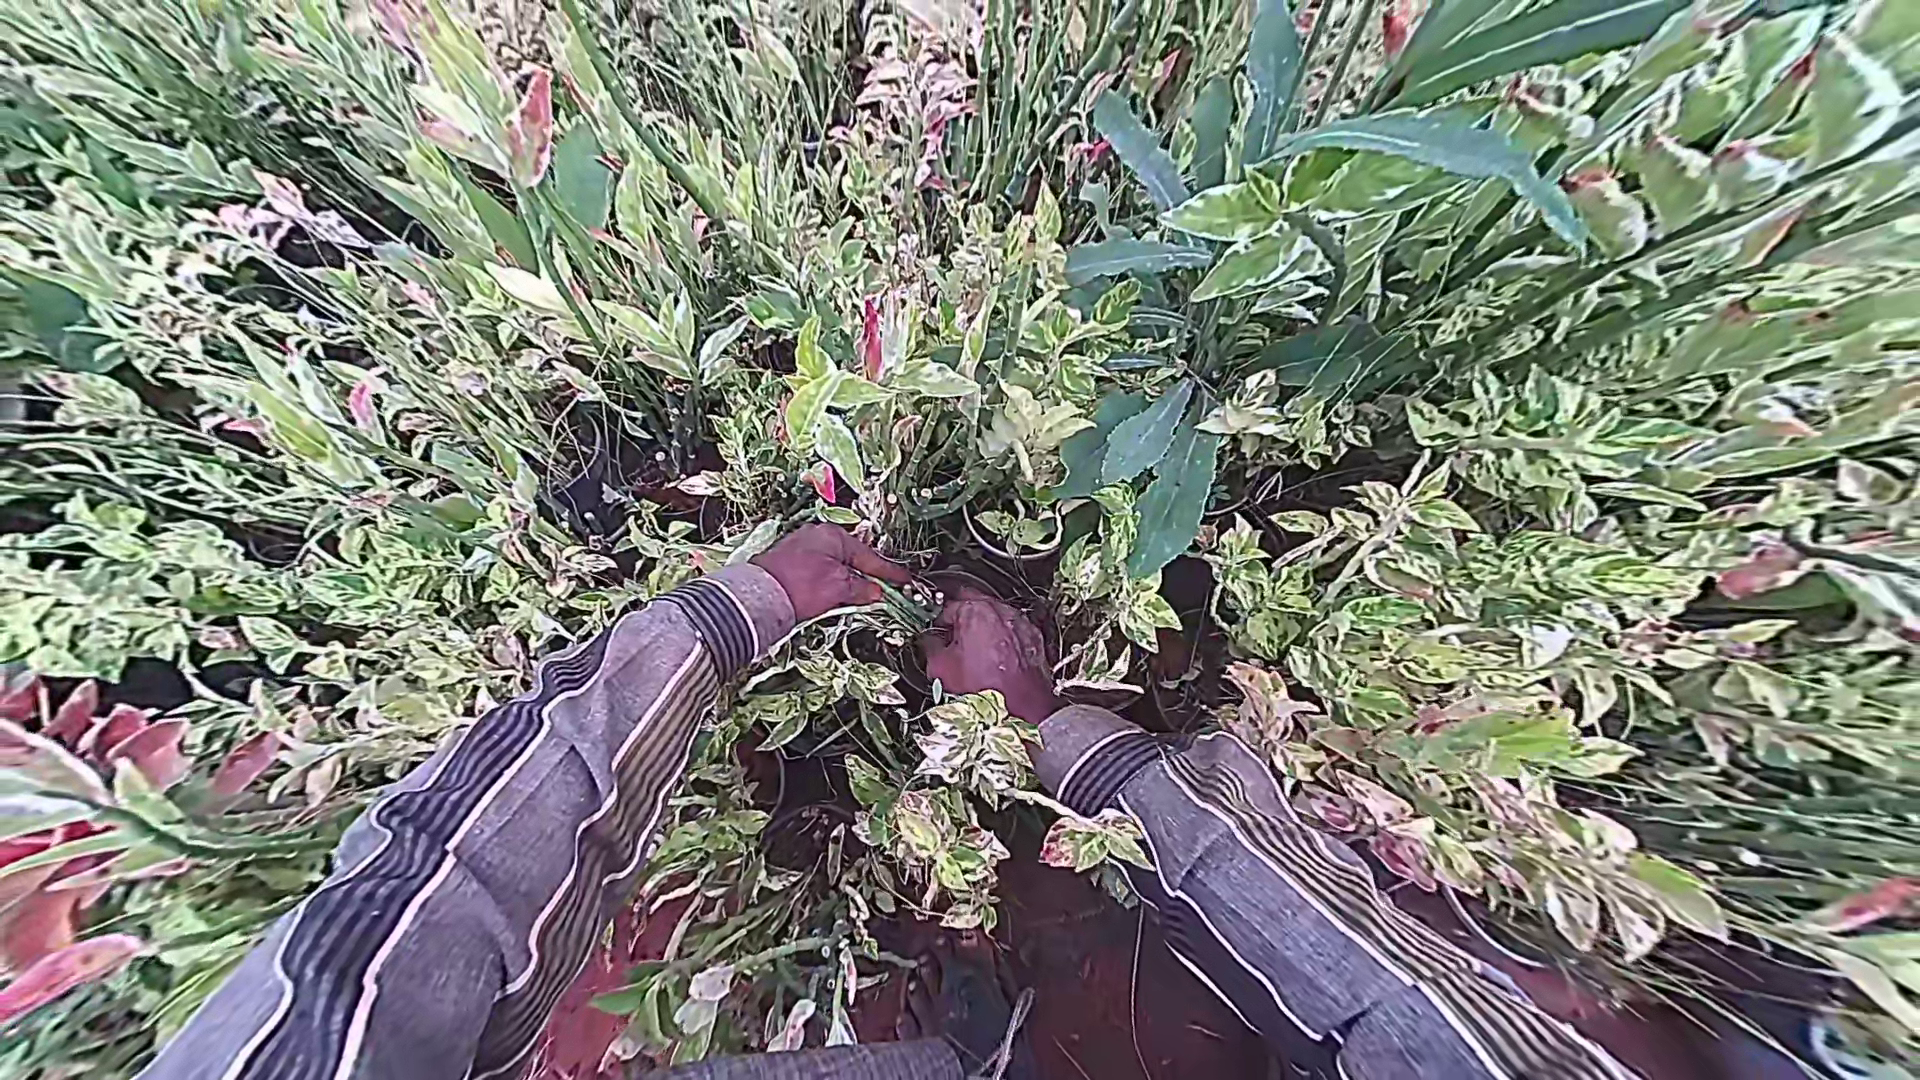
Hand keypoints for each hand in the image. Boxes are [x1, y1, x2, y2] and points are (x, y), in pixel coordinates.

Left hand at [754, 524, 911, 621]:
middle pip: (852, 559)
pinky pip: (821, 572)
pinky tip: (837, 594)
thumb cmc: (801, 586)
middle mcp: (816, 537)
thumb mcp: (839, 587)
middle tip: (886, 589)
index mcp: (832, 535)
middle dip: (868, 575)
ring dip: (849, 581)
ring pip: (835, 566)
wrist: (757, 599)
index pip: (869, 556)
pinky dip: (833, 583)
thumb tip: (876, 592)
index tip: (904, 580)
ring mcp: (801, 549)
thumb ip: (861, 589)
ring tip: (862, 596)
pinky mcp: (789, 564)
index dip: (889, 571)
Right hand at [921, 587, 1058, 723]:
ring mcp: (1021, 624)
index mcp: (975, 611)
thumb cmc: (986, 690)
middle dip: (963, 618)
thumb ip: (931, 645)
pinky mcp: (1034, 639)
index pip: (949, 606)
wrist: (1021, 711)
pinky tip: (995, 658)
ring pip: (996, 616)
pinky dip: (1004, 639)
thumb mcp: (941, 668)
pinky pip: (1013, 631)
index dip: (939, 621)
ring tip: (974, 651)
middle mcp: (1001, 611)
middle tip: (953, 637)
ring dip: (985, 627)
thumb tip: (930, 641)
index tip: (937, 632)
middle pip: (975, 604)